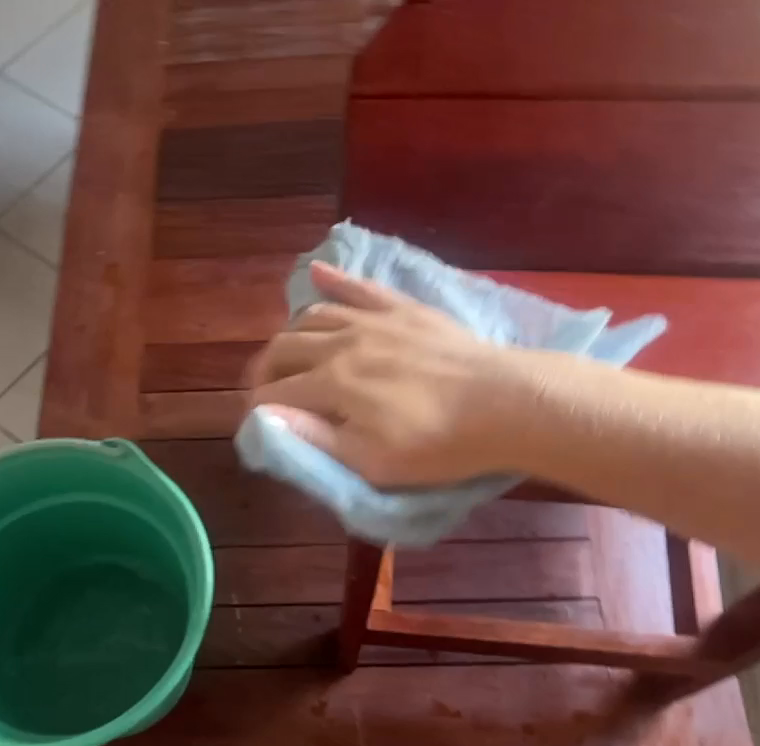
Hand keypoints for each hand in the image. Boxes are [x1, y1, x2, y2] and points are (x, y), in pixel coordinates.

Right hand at [247, 262, 552, 487]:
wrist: (503, 405)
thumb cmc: (436, 445)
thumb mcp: (370, 460)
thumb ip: (315, 437)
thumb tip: (266, 419)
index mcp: (331, 385)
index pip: (275, 392)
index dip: (258, 409)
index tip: (255, 423)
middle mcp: (342, 344)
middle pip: (284, 348)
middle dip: (264, 370)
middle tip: (264, 391)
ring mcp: (374, 320)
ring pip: (314, 316)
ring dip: (291, 334)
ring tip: (288, 353)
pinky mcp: (404, 309)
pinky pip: (359, 287)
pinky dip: (333, 279)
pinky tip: (315, 272)